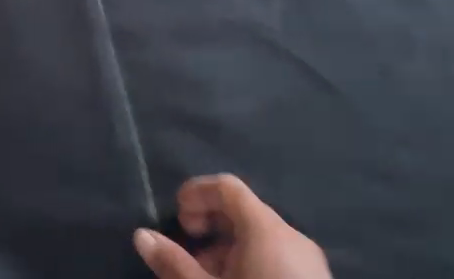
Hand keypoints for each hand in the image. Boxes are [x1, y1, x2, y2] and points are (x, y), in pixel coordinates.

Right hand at [134, 175, 329, 278]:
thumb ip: (174, 263)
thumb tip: (141, 235)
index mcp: (268, 230)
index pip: (227, 187)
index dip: (196, 193)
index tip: (178, 220)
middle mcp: (293, 238)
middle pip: (244, 212)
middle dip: (209, 227)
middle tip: (189, 254)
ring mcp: (312, 265)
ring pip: (261, 239)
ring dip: (228, 250)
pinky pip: (279, 259)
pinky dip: (252, 264)